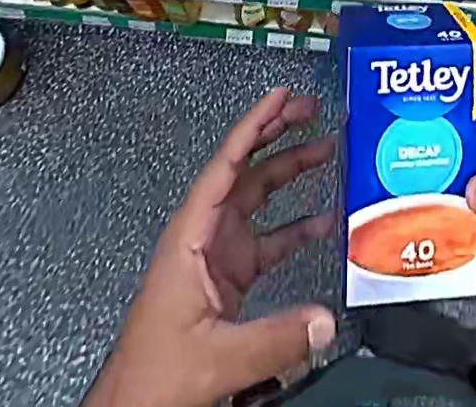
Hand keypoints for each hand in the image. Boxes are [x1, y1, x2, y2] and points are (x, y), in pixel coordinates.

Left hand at [84, 88, 336, 406]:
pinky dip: (296, 224)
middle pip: (246, 168)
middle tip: (309, 110)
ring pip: (259, 195)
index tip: (279, 98)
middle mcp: (205, 233)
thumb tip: (325, 318)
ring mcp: (218, 251)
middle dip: (277, 133)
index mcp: (192, 236)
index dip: (255, 125)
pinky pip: (270, 235)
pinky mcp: (230, 273)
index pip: (226, 164)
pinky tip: (322, 220)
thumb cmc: (149, 379)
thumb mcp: (215, 358)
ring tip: (325, 149)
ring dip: (291, 170)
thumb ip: (275, 339)